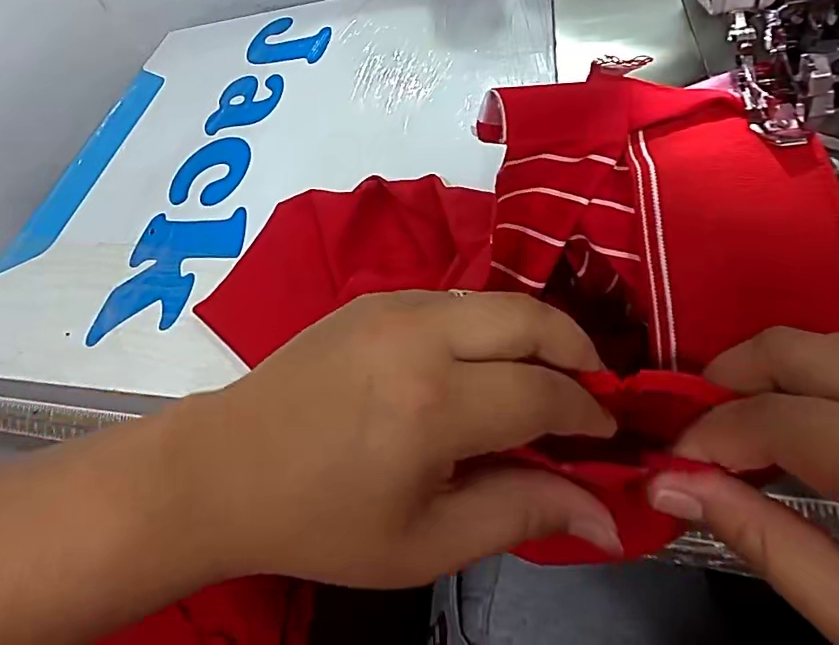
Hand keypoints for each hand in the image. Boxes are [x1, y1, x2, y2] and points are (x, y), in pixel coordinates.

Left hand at [164, 291, 622, 587]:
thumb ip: (522, 513)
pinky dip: (487, 324)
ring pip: (494, 300)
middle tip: (595, 392)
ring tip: (544, 378)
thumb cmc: (324, 519)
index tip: (610, 434)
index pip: (545, 392)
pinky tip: (480, 364)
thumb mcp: (426, 542)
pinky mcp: (373, 296)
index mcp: (434, 403)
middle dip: (579, 350)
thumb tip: (607, 515)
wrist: (228, 464)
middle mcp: (420, 334)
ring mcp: (392, 305)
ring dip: (533, 332)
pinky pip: (453, 298)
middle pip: (532, 319)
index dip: (591, 413)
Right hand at [645, 328, 838, 644]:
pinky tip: (802, 435)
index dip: (708, 435)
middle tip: (686, 433)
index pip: (783, 417)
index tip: (663, 463)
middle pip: (799, 350)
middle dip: (725, 381)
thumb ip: (772, 548)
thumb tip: (667, 482)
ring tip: (732, 432)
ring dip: (768, 377)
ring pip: (831, 346)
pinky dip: (815, 386)